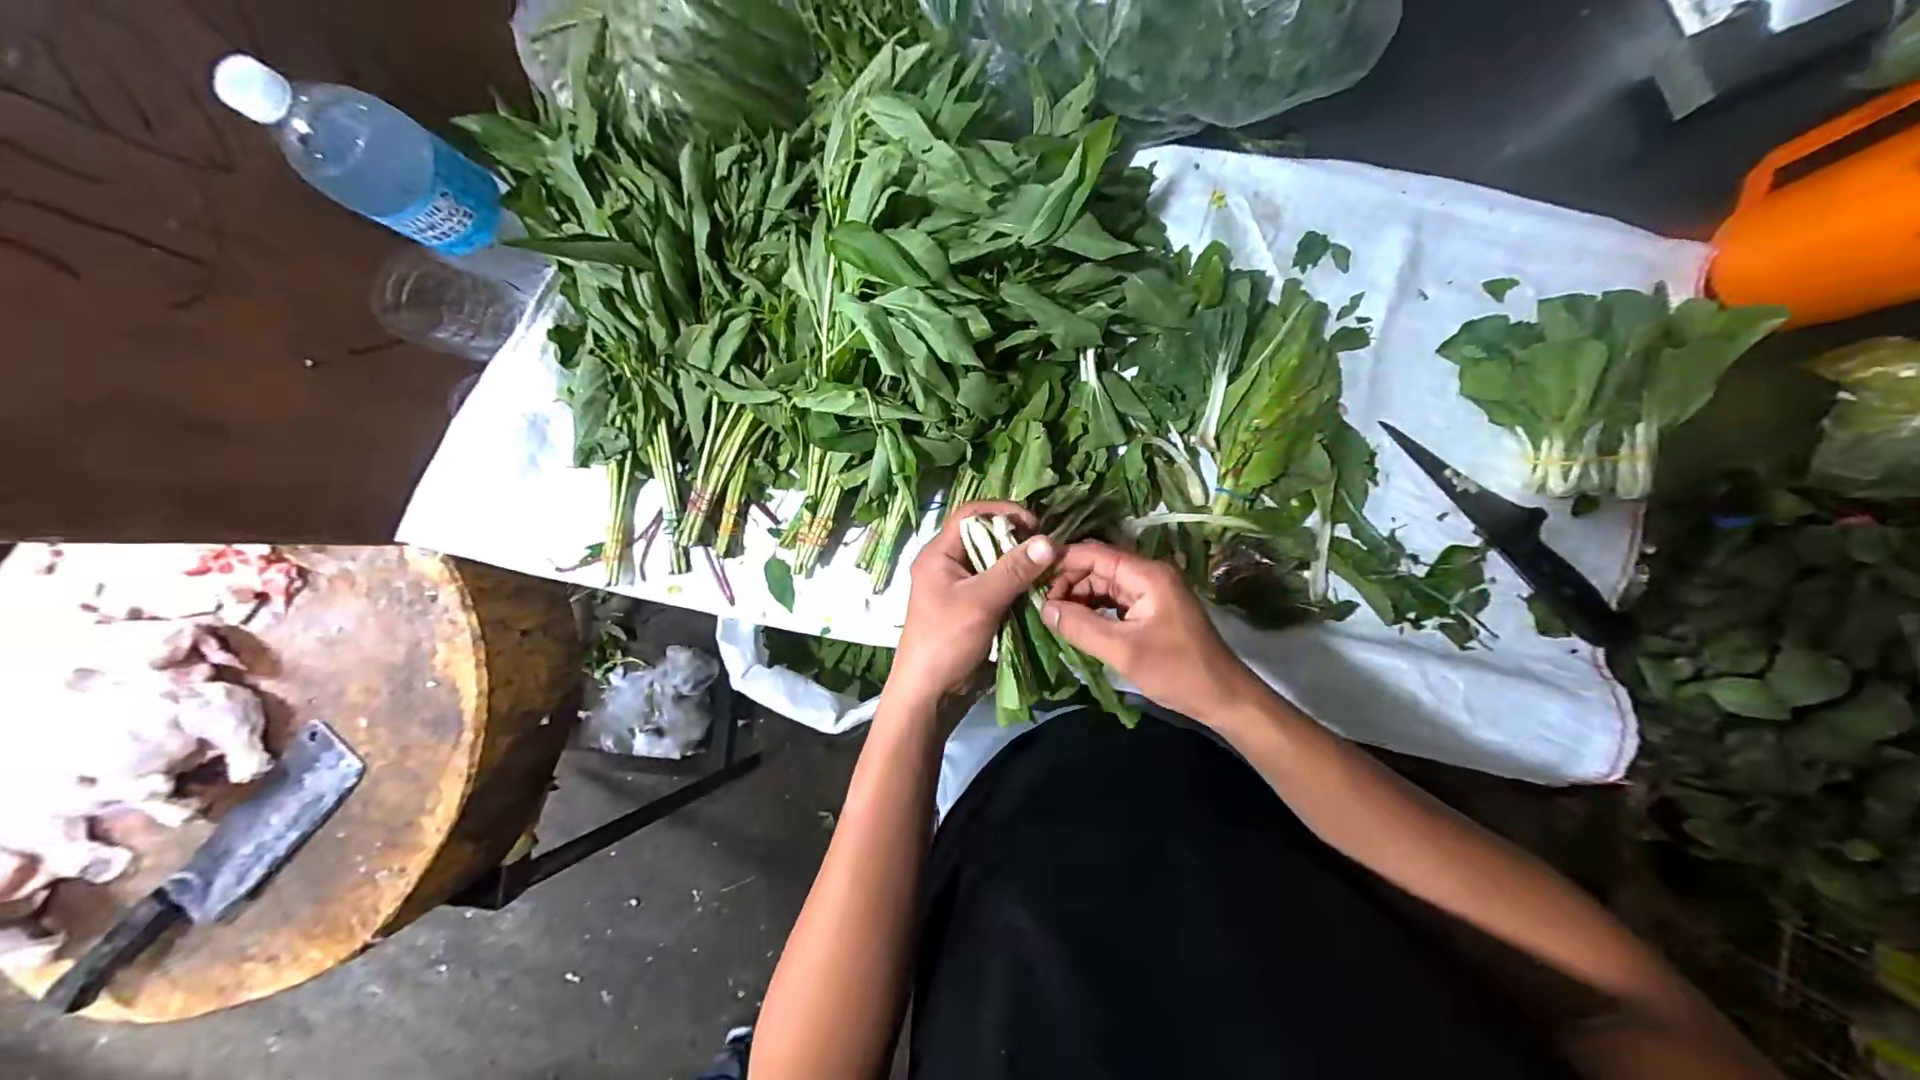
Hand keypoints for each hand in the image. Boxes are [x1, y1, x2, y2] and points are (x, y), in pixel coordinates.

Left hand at [889, 502, 1058, 706]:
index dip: (1003, 511)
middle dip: (1017, 539)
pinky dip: (1018, 585)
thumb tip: (1048, 541)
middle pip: (986, 536)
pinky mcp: (973, 606)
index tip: (1036, 524)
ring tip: (1049, 568)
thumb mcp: (980, 602)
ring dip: (1020, 564)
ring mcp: (960, 586)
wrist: (929, 693)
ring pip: (995, 562)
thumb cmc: (946, 641)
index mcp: (938, 554)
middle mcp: (948, 564)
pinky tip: (1039, 589)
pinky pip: (998, 585)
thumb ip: (1013, 570)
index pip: (970, 513)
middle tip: (1048, 549)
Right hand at [1043, 540, 1267, 723]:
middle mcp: (1149, 575)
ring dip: (1079, 597)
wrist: (1224, 698)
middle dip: (1068, 582)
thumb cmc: (1177, 671)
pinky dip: (1094, 609)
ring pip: (1105, 584)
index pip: (1095, 554)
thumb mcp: (1123, 650)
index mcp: (1147, 575)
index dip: (1062, 561)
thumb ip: (1080, 626)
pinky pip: (1115, 600)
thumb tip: (1044, 608)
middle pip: (1098, 566)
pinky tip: (1077, 624)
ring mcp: (1152, 592)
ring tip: (1055, 617)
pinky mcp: (1151, 610)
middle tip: (1043, 607)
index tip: (1032, 577)